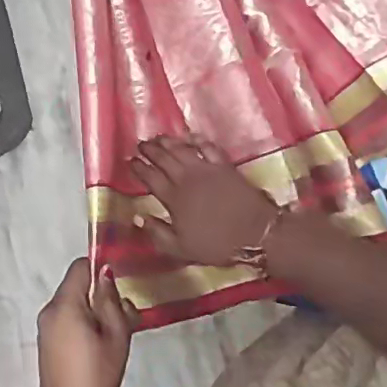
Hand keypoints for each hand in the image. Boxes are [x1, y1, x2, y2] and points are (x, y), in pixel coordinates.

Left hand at [36, 258, 138, 386]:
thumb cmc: (97, 372)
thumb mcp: (116, 334)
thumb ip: (111, 299)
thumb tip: (105, 273)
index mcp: (64, 303)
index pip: (79, 266)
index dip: (99, 268)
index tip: (118, 286)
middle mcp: (49, 309)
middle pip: (75, 285)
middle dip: (98, 293)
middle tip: (121, 315)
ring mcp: (44, 326)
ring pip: (71, 302)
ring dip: (90, 309)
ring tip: (111, 334)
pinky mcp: (45, 341)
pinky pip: (64, 318)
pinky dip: (80, 322)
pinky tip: (95, 344)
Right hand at [131, 135, 278, 266]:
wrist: (256, 233)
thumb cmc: (217, 244)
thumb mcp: (182, 249)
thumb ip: (157, 233)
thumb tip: (138, 217)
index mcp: (173, 198)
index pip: (150, 177)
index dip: (138, 168)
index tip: (130, 161)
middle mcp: (186, 178)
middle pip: (163, 158)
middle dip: (149, 150)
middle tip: (140, 144)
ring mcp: (206, 168)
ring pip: (181, 149)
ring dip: (168, 141)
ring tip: (158, 138)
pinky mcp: (223, 165)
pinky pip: (207, 146)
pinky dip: (196, 140)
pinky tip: (190, 137)